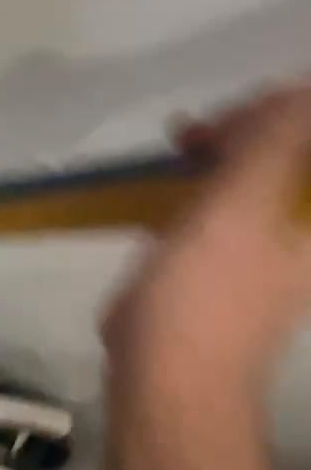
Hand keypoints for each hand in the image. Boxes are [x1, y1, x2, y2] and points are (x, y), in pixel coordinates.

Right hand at [105, 81, 310, 392]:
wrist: (172, 377)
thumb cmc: (202, 299)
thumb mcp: (232, 214)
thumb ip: (269, 147)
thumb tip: (291, 92)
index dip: (286, 112)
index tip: (230, 118)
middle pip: (298, 154)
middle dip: (259, 127)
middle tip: (195, 132)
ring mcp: (287, 245)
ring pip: (273, 173)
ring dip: (234, 151)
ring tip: (184, 148)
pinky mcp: (245, 260)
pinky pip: (244, 199)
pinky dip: (217, 181)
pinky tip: (180, 184)